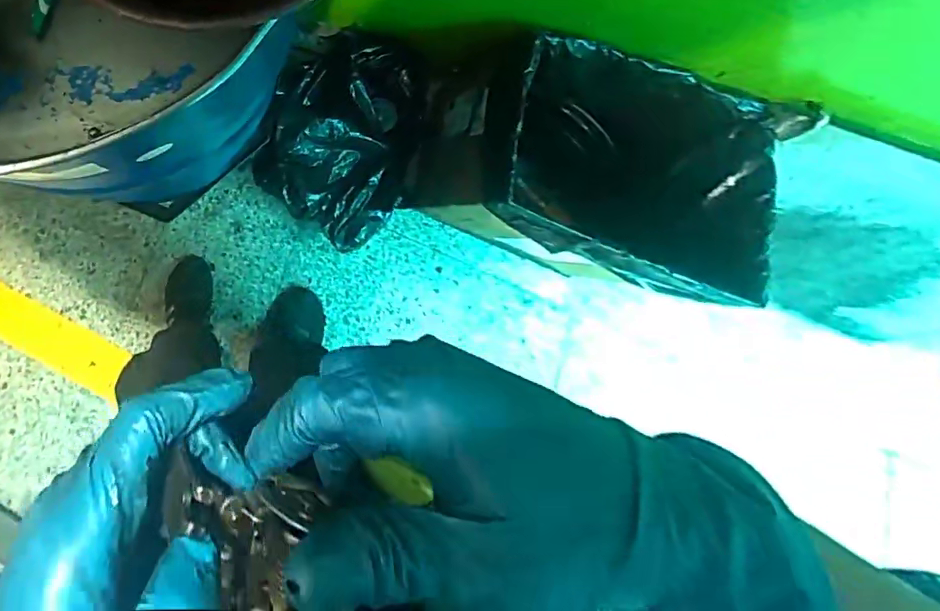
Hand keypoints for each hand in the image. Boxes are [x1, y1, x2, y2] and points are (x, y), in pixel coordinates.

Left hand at [0, 369, 256, 610]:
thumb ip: (177, 588)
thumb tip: (204, 545)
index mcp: (83, 505)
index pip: (139, 422)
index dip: (189, 398)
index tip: (237, 387)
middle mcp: (73, 493)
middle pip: (140, 436)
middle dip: (197, 434)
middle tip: (247, 470)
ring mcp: (69, 510)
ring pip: (135, 460)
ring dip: (185, 460)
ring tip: (233, 480)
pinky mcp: (73, 534)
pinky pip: (126, 490)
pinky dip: (166, 486)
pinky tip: (195, 513)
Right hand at [246, 337, 831, 610]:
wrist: (690, 529)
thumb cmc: (583, 553)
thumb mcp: (484, 577)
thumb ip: (383, 562)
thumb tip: (294, 576)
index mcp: (413, 395)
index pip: (313, 401)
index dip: (275, 438)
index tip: (250, 482)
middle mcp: (415, 363)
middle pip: (329, 388)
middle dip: (309, 442)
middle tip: (312, 506)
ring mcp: (439, 367)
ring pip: (355, 388)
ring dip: (341, 437)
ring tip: (358, 503)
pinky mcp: (458, 382)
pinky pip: (388, 393)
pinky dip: (372, 432)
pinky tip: (398, 482)